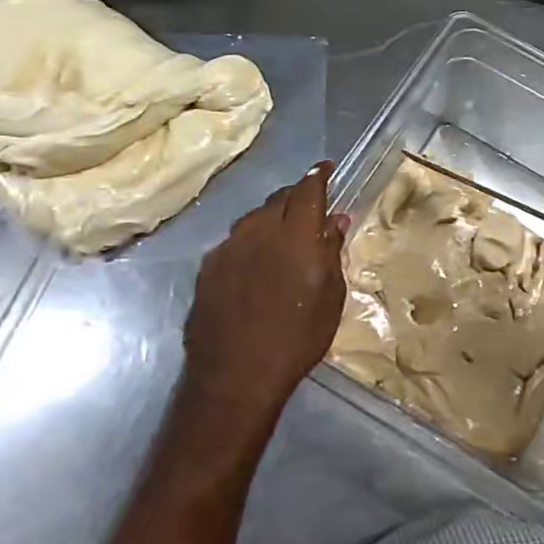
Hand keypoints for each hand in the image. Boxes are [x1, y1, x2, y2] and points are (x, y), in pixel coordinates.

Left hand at [183, 162, 347, 419]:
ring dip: (272, 216)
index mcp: (296, 235)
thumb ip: (332, 251)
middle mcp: (259, 230)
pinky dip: (251, 239)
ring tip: (284, 232)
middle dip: (297, 194)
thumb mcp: (331, 296)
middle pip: (280, 198)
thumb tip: (335, 219)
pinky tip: (256, 261)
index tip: (327, 168)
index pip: (308, 189)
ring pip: (254, 217)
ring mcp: (228, 247)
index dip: (318, 175)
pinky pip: (235, 240)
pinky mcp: (208, 267)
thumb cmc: (297, 337)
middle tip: (311, 204)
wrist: (236, 375)